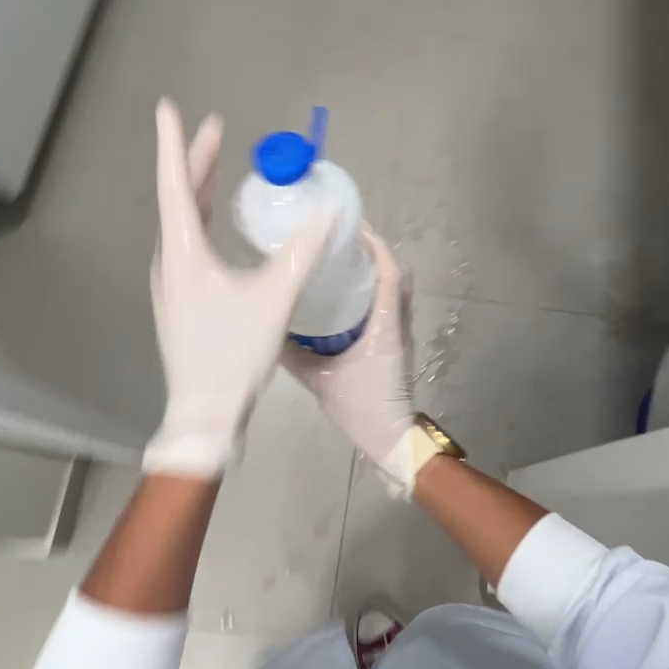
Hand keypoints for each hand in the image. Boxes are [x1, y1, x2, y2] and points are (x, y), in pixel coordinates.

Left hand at [142, 99, 333, 476]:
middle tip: (217, 128)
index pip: (175, 184)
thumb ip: (303, 251)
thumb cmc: (235, 351)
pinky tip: (219, 223)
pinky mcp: (179, 298)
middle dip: (198, 160)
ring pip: (183, 222)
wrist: (205, 411)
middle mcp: (169, 261)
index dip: (176, 144)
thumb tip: (329, 211)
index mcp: (183, 253)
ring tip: (218, 164)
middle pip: (180, 199)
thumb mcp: (276, 297)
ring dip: (200, 189)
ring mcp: (170, 282)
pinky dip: (203, 218)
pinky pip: (188, 242)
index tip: (169, 107)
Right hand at [281, 230, 433, 496]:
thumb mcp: (320, 380)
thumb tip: (267, 330)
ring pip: (399, 290)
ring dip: (379, 272)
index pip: (391, 273)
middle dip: (377, 254)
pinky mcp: (397, 344)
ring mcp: (402, 333)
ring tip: (346, 264)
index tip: (355, 230)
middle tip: (346, 245)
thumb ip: (293, 354)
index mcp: (386, 325)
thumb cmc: (360, 406)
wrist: (390, 437)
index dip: (377, 247)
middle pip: (399, 275)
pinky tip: (349, 298)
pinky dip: (378, 292)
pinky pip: (393, 306)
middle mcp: (399, 323)